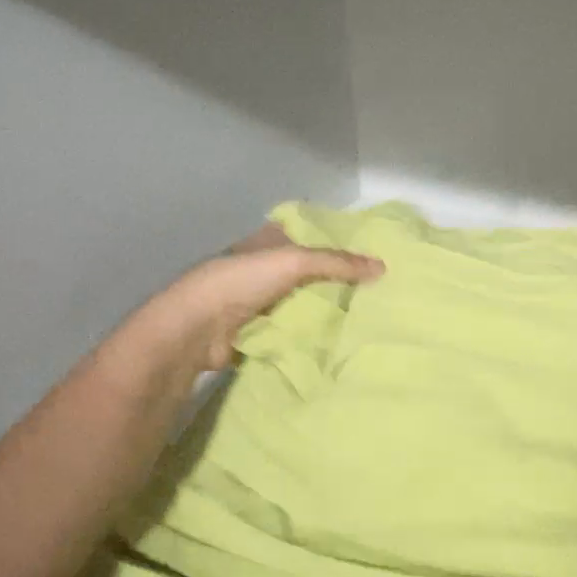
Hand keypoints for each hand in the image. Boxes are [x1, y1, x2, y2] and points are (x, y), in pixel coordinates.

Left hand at [124, 223, 384, 377]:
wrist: (194, 329)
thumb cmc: (240, 281)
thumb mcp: (293, 261)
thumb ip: (337, 263)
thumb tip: (383, 267)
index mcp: (265, 242)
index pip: (305, 234)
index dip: (332, 240)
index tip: (365, 253)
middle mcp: (259, 269)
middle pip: (304, 272)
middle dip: (332, 280)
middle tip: (373, 290)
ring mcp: (254, 303)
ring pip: (297, 303)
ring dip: (320, 311)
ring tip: (362, 318)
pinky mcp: (252, 333)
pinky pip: (288, 332)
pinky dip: (306, 336)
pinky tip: (334, 342)